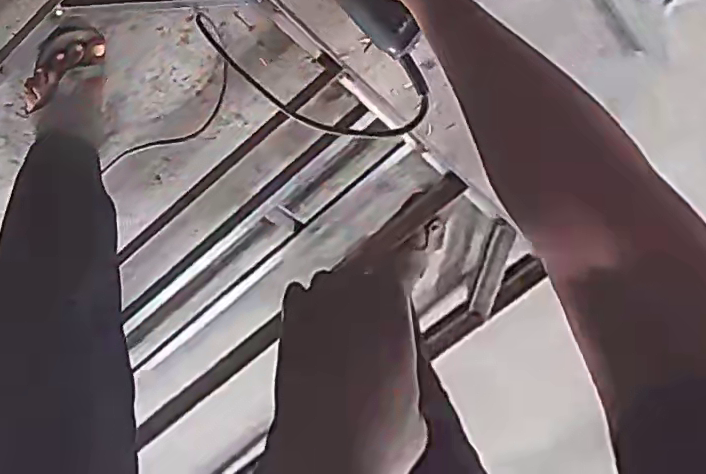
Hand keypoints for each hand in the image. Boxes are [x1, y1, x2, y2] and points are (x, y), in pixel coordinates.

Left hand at [265, 263, 427, 473]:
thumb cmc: (372, 437)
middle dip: (376, 281)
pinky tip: (317, 321)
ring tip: (350, 319)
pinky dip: (310, 304)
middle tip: (384, 302)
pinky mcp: (289, 324)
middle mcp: (350, 294)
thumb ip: (409, 359)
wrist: (323, 455)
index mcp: (389, 304)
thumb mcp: (415, 401)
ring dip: (343, 292)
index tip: (416, 253)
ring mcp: (315, 305)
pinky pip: (302, 296)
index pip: (403, 263)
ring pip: (333, 281)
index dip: (412, 257)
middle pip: (366, 269)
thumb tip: (404, 359)